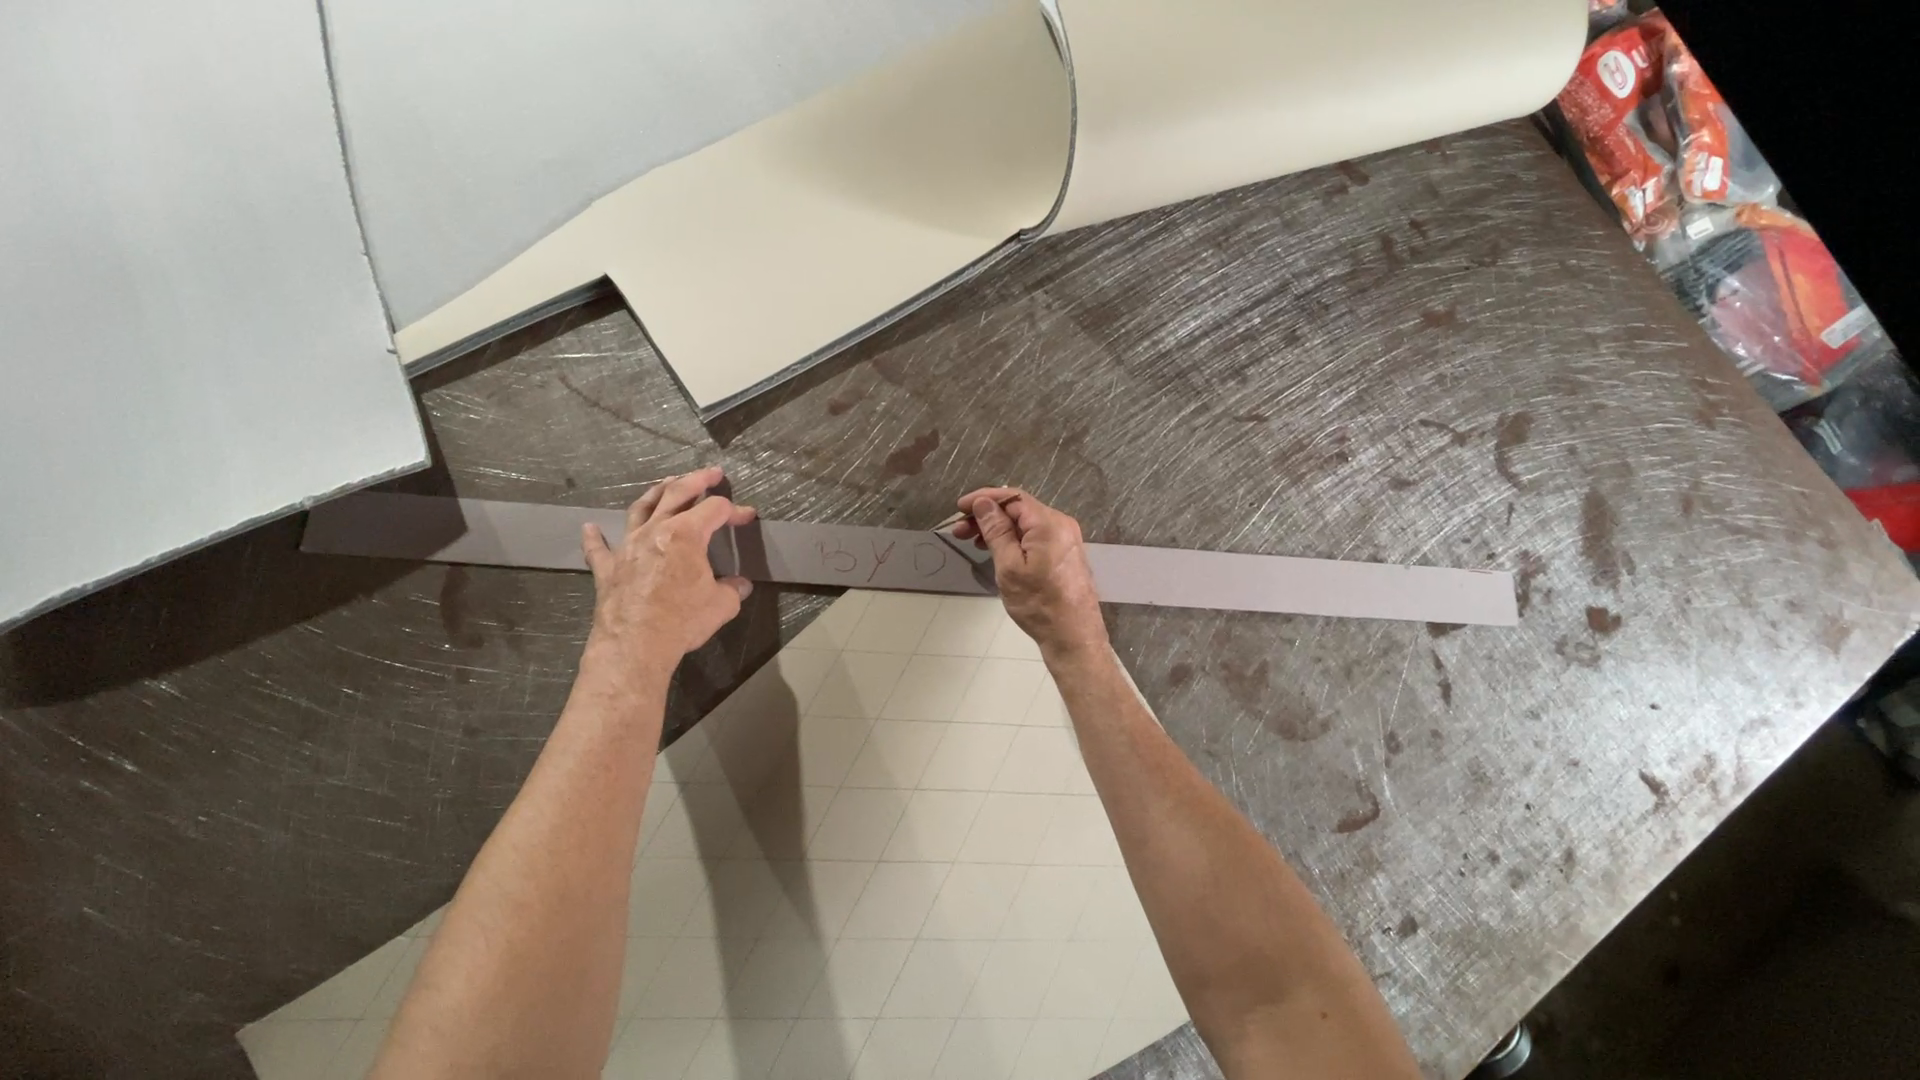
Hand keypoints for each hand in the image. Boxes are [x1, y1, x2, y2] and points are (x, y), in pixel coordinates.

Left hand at [581, 467, 756, 676]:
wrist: (636, 645)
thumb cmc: (682, 621)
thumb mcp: (721, 605)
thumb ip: (732, 589)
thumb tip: (739, 586)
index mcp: (686, 534)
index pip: (715, 510)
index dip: (735, 510)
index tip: (747, 517)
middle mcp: (655, 531)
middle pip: (676, 494)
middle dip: (697, 480)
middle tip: (710, 473)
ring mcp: (628, 546)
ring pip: (640, 509)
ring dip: (655, 493)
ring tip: (666, 483)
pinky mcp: (608, 568)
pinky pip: (599, 549)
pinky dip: (595, 537)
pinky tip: (590, 527)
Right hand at [952, 487, 1106, 658]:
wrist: (1073, 636)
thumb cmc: (1039, 604)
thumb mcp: (1009, 567)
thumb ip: (996, 531)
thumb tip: (984, 503)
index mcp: (1049, 523)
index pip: (1012, 497)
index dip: (984, 498)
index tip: (959, 508)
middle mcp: (1061, 525)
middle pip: (1019, 509)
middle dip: (987, 515)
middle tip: (960, 530)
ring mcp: (1065, 539)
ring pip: (1025, 524)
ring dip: (998, 528)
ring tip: (972, 540)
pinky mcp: (1065, 554)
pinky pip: (1035, 536)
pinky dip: (1013, 539)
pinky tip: (996, 549)